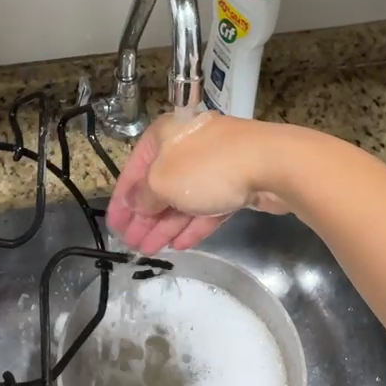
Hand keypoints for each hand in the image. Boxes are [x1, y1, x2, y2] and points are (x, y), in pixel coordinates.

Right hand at [105, 110, 286, 254]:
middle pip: (159, 185)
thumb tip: (133, 203)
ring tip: (150, 250)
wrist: (272, 164)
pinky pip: (208, 206)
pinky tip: (180, 245)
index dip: (121, 199)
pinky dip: (193, 224)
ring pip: (183, 199)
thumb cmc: (207, 167)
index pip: (134, 169)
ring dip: (165, 225)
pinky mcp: (236, 183)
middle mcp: (187, 146)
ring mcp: (214, 165)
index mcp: (164, 135)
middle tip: (131, 243)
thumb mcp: (162, 183)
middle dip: (144, 216)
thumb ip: (143, 196)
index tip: (113, 224)